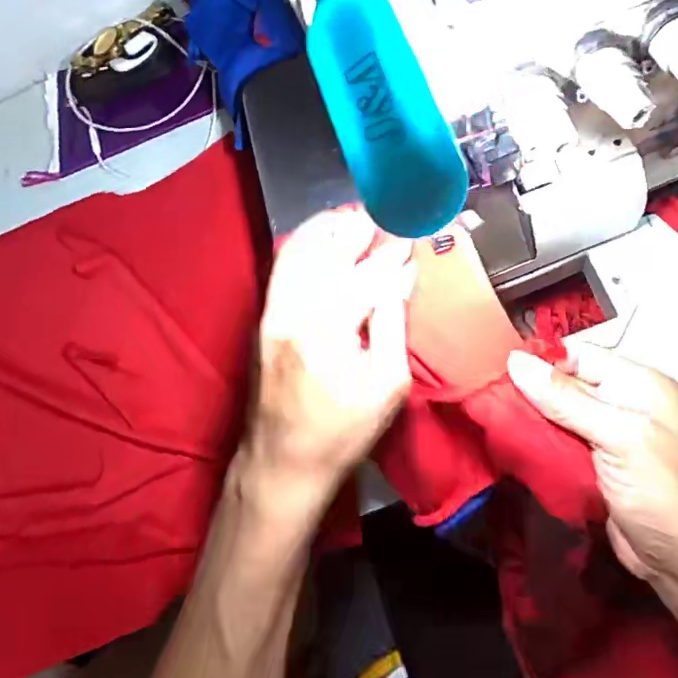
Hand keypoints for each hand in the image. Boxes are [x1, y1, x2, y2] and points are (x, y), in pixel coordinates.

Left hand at [241, 208, 416, 506]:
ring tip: (362, 216)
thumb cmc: (343, 432)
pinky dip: (307, 242)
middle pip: (329, 251)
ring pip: (301, 251)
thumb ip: (393, 322)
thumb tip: (403, 274)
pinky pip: (285, 264)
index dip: (393, 251)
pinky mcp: (264, 317)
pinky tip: (328, 235)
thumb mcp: (387, 385)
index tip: (413, 232)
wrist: (281, 464)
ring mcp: (272, 313)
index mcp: (326, 333)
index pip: (366, 275)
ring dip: (331, 227)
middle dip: (361, 227)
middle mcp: (292, 313)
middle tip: (390, 213)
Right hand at [506, 345, 677, 600]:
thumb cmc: (664, 491)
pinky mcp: (598, 470)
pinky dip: (540, 447)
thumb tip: (515, 362)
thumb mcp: (619, 438)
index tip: (498, 368)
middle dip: (532, 390)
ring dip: (531, 420)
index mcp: (640, 384)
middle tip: (486, 396)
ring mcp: (611, 439)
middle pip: (569, 385)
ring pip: (561, 417)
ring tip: (490, 417)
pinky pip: (562, 447)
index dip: (544, 360)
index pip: (583, 356)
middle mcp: (625, 404)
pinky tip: (511, 444)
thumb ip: (567, 400)